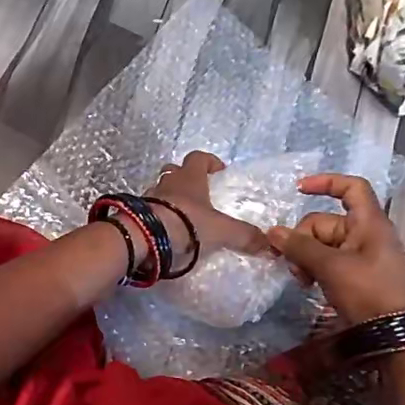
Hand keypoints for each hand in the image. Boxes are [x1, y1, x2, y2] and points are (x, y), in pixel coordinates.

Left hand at [145, 151, 267, 263]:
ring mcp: (147, 198)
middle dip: (184, 178)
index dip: (209, 161)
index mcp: (189, 178)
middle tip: (197, 193)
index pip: (198, 158)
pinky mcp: (134, 215)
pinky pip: (147, 210)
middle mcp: (166, 182)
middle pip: (174, 171)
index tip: (218, 171)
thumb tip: (270, 246)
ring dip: (168, 198)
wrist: (145, 237)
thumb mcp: (221, 231)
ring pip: (158, 190)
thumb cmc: (186, 224)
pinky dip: (156, 216)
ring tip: (180, 215)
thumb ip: (244, 236)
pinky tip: (164, 230)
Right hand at [266, 173, 404, 323]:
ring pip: (321, 244)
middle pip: (324, 222)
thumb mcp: (331, 267)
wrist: (395, 331)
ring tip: (301, 279)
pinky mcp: (353, 275)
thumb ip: (300, 247)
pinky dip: (313, 269)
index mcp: (368, 223)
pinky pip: (326, 262)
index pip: (351, 188)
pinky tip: (307, 284)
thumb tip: (272, 232)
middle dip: (302, 240)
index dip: (326, 183)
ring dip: (305, 258)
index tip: (298, 189)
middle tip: (293, 265)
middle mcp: (364, 234)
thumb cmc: (369, 291)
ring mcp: (359, 255)